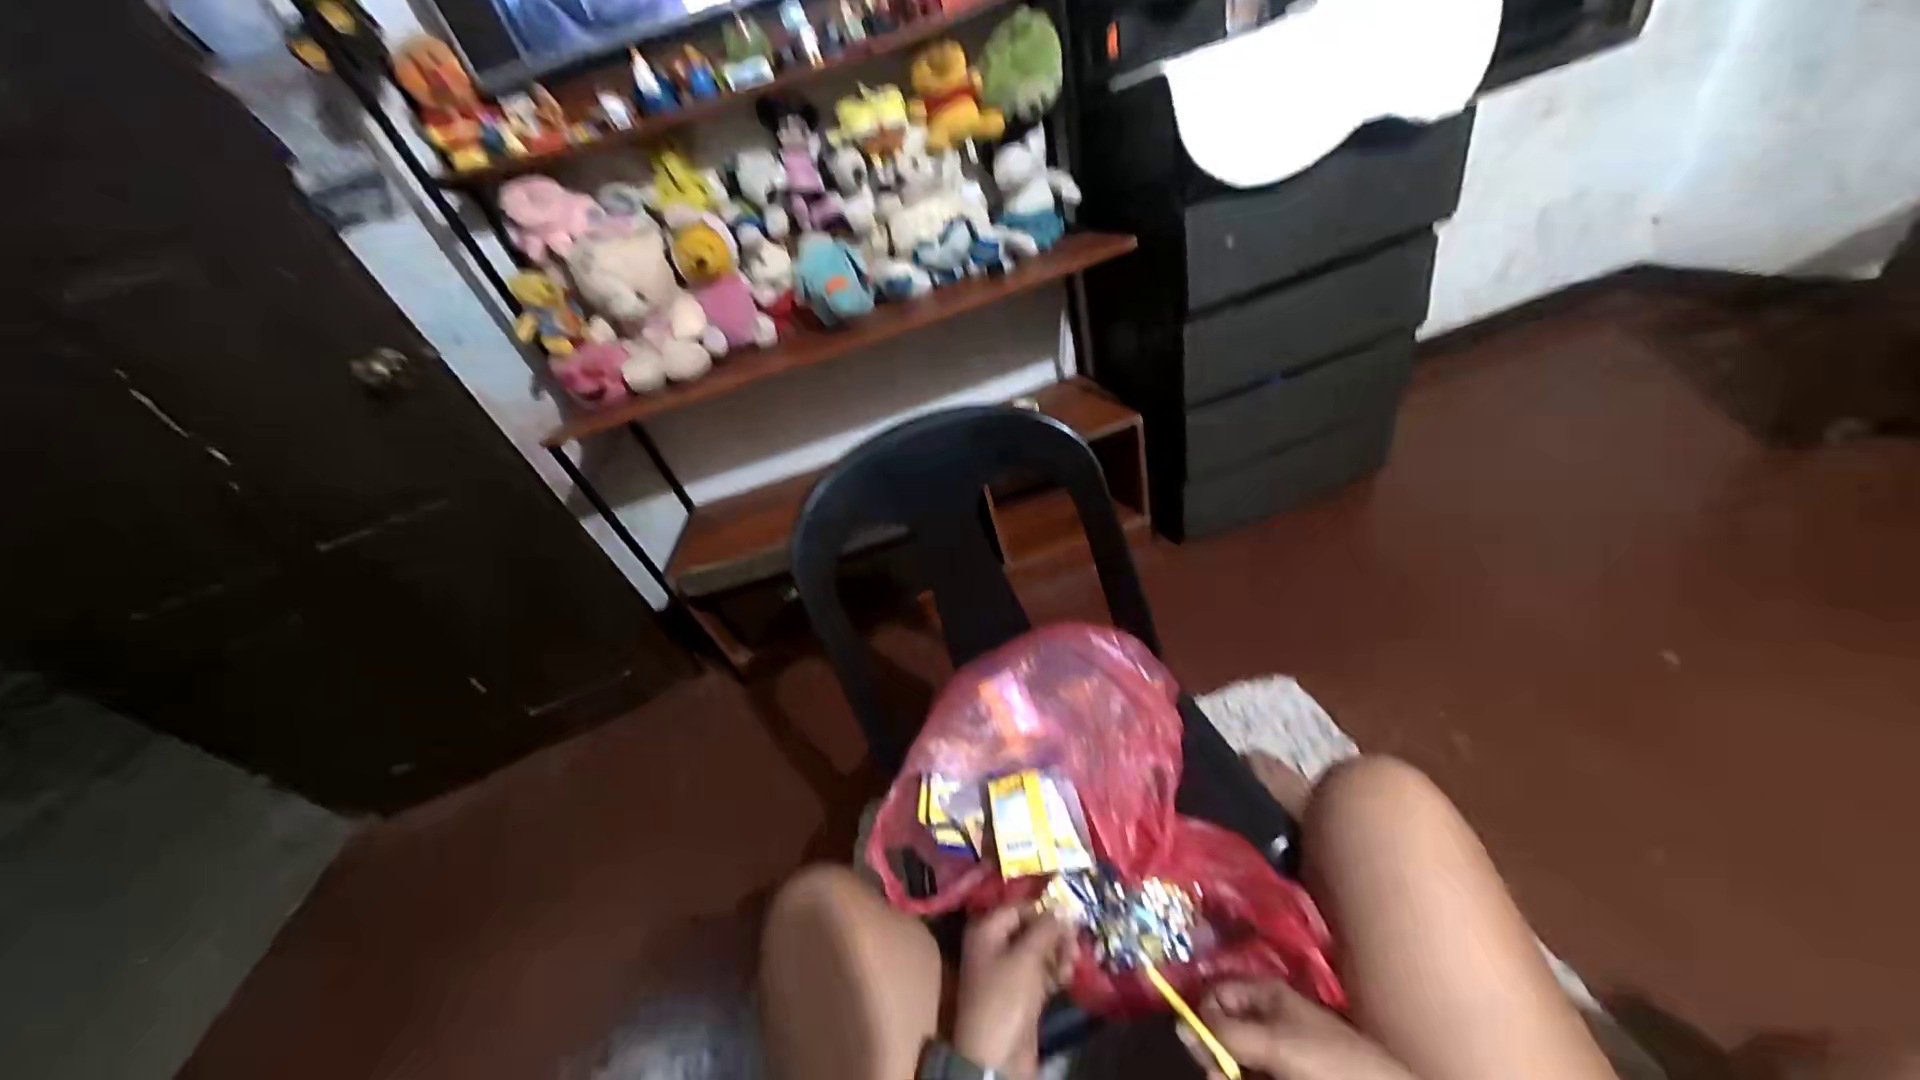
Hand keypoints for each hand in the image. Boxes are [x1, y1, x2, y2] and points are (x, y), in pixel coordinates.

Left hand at [950, 906, 1077, 1074]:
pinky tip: (1066, 976)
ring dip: (1057, 954)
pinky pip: (1040, 973)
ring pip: (1037, 952)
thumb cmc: (1005, 997)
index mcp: (986, 930)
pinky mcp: (1020, 993)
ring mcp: (1006, 971)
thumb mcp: (1026, 958)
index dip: (1043, 910)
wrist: (996, 1056)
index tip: (1070, 916)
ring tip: (1071, 963)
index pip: (1018, 907)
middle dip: (1053, 935)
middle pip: (1029, 929)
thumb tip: (1061, 907)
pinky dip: (1053, 972)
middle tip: (1075, 943)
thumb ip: (1045, 929)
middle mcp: (993, 946)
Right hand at [1178, 979, 1417, 1079]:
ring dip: (1226, 1073)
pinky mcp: (1285, 1077)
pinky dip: (1243, 1078)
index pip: (1216, 994)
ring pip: (1236, 1061)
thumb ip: (1226, 1033)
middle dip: (1213, 1053)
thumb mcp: (1275, 1044)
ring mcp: (1279, 1054)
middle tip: (1216, 1076)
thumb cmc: (1331, 1065)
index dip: (1201, 1015)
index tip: (1196, 1044)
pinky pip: (1253, 1076)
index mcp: (1266, 995)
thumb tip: (1179, 1023)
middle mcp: (1268, 1019)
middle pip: (1222, 1030)